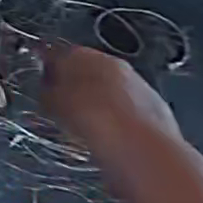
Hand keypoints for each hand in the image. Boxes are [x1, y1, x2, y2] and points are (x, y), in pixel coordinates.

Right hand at [41, 43, 180, 155]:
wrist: (139, 148)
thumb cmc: (89, 119)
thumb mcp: (51, 103)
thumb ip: (47, 90)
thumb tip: (47, 91)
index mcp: (80, 53)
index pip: (56, 53)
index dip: (47, 69)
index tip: (43, 84)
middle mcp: (111, 62)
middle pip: (88, 68)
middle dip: (77, 83)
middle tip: (64, 103)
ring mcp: (138, 82)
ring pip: (112, 87)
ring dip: (100, 99)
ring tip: (88, 122)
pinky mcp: (159, 106)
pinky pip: (131, 105)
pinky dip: (121, 115)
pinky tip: (112, 133)